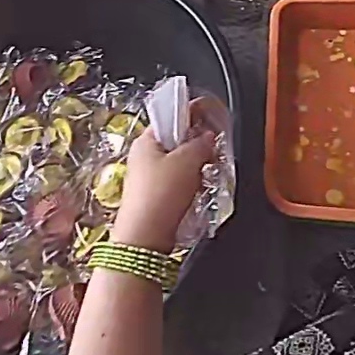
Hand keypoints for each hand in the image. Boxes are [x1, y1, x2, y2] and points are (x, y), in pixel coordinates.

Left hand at [110, 128, 216, 251]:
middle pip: (176, 141)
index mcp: (145, 140)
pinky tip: (195, 191)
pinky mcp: (154, 195)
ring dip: (194, 167)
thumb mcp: (187, 162)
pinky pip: (176, 181)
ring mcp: (147, 176)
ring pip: (178, 162)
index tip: (210, 121)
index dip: (192, 117)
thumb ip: (201, 144)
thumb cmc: (161, 194)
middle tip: (210, 153)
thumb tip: (209, 136)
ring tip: (203, 175)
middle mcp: (143, 155)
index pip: (171, 118)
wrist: (145, 238)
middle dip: (196, 146)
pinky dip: (188, 183)